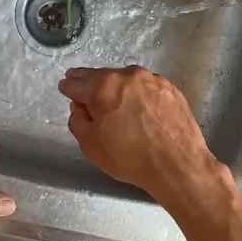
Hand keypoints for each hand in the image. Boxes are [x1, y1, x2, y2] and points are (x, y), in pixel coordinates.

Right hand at [59, 66, 224, 206]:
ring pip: (124, 80)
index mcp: (103, 87)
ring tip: (110, 99)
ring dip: (114, 87)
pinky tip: (136, 106)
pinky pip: (145, 88)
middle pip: (101, 76)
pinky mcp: (170, 89)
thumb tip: (79, 108)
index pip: (77, 84)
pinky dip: (136, 93)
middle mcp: (127, 76)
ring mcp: (151, 80)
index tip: (64, 87)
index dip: (68, 87)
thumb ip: (77, 121)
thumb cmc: (129, 157)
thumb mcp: (90, 145)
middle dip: (88, 81)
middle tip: (78, 82)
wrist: (177, 164)